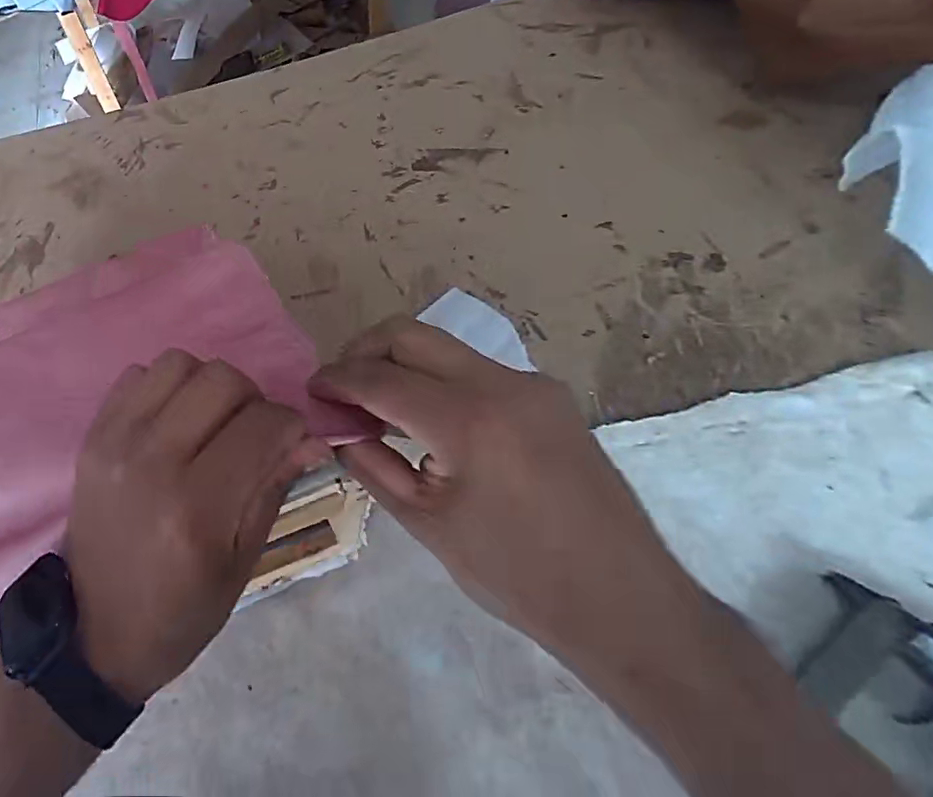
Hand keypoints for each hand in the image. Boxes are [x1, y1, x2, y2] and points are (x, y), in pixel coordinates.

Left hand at [66, 350, 330, 703]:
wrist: (93, 633)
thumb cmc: (180, 611)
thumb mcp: (243, 562)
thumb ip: (274, 487)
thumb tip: (312, 437)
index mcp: (198, 508)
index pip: (265, 424)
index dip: (291, 426)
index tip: (290, 443)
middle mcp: (154, 462)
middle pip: (223, 379)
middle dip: (252, 401)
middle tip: (249, 435)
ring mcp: (116, 443)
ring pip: (180, 363)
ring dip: (206, 387)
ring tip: (208, 425)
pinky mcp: (92, 436)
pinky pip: (138, 375)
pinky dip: (165, 389)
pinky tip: (171, 425)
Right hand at [311, 317, 702, 654]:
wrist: (621, 598)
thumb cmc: (516, 576)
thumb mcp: (427, 524)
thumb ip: (372, 464)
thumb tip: (337, 428)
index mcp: (467, 421)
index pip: (381, 378)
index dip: (337, 379)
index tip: (311, 389)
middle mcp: (501, 383)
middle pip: (411, 335)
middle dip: (364, 351)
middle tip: (341, 388)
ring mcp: (531, 383)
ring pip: (445, 347)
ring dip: (402, 363)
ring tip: (376, 405)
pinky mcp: (548, 394)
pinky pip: (476, 370)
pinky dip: (439, 381)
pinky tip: (429, 420)